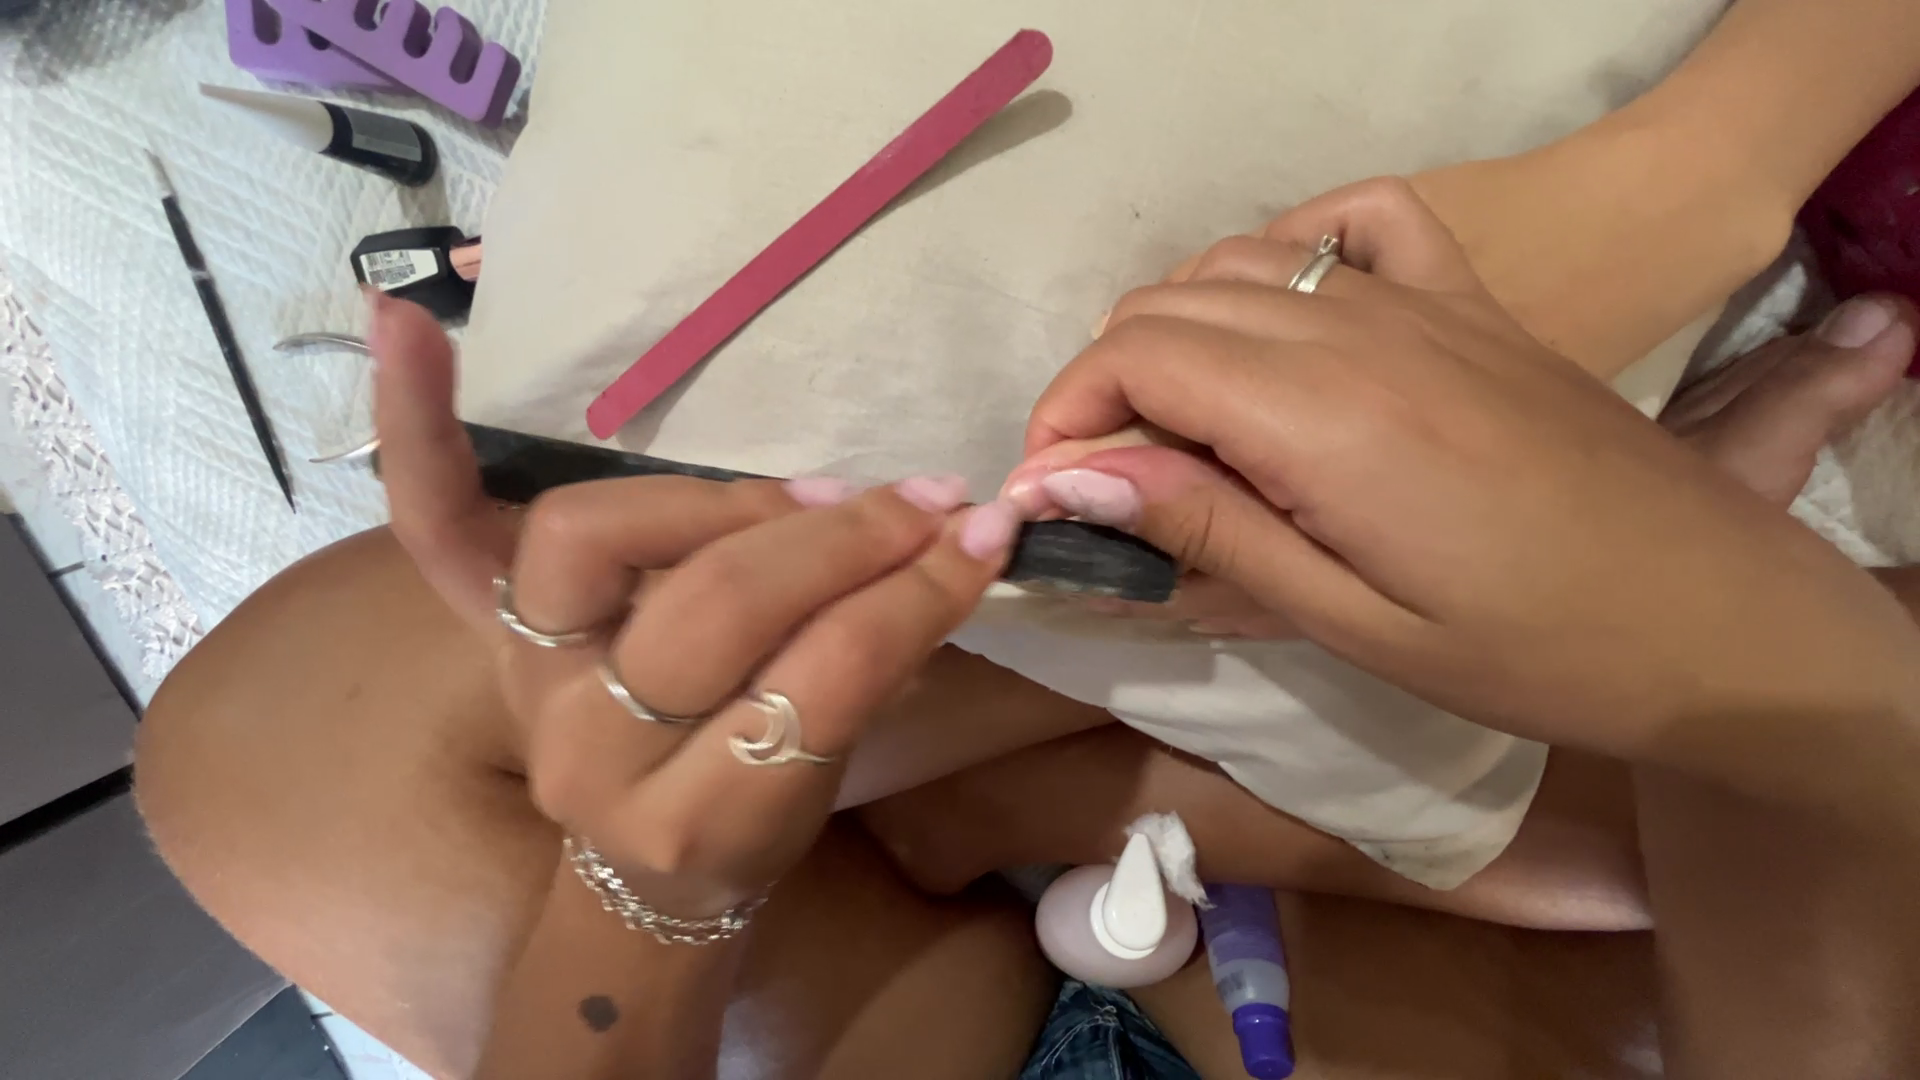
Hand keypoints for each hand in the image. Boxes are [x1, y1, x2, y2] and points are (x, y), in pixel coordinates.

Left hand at [368, 294, 1017, 915]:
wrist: (645, 870)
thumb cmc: (756, 822)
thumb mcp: (834, 770)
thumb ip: (881, 658)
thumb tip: (954, 539)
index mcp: (706, 813)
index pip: (828, 676)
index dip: (918, 593)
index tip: (987, 534)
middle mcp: (597, 748)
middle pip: (723, 602)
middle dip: (842, 538)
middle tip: (922, 501)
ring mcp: (530, 672)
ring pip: (601, 536)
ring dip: (723, 497)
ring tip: (811, 493)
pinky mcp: (494, 629)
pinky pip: (439, 530)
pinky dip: (421, 431)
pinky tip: (411, 328)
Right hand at [1010, 179, 1919, 816]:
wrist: (1718, 624)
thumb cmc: (1520, 648)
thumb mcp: (1338, 615)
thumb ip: (1200, 527)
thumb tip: (1066, 479)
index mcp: (1320, 415)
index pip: (1136, 356)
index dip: (1067, 414)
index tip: (1050, 488)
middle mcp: (1357, 329)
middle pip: (1168, 304)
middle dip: (1101, 384)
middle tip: (1107, 478)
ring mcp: (1419, 300)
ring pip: (1237, 261)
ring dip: (1171, 330)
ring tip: (1172, 420)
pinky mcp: (1466, 301)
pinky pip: (1355, 223)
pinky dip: (1288, 250)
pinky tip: (1277, 311)